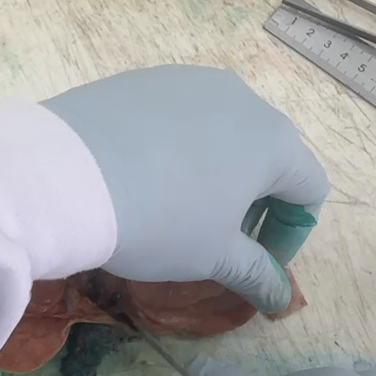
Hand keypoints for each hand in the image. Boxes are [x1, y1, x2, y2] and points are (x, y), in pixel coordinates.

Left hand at [41, 66, 326, 312]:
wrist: (66, 173)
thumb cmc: (159, 220)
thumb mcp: (213, 256)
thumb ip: (257, 273)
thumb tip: (281, 296)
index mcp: (273, 139)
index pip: (308, 188)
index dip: (290, 234)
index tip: (254, 262)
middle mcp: (239, 97)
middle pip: (266, 153)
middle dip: (251, 200)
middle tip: (216, 235)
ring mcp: (185, 80)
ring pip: (217, 129)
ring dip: (212, 169)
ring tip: (173, 202)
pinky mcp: (139, 78)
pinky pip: (171, 115)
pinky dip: (169, 145)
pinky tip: (136, 173)